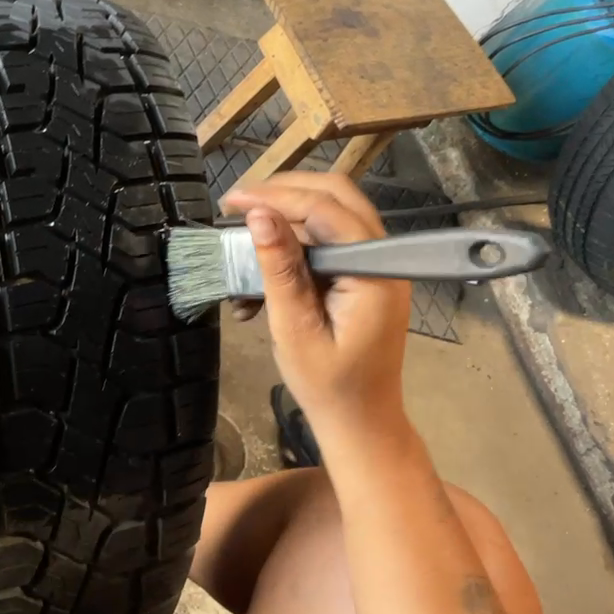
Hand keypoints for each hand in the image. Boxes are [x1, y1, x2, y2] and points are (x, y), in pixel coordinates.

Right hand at [220, 173, 411, 429]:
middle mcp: (382, 258)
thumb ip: (279, 269)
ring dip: (283, 222)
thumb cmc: (327, 384)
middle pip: (335, 196)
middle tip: (236, 205)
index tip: (231, 201)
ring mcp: (374, 264)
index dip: (275, 198)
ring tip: (242, 242)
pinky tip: (260, 276)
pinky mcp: (361, 274)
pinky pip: (326, 241)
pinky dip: (292, 248)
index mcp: (373, 272)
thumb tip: (257, 216)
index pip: (325, 210)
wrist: (360, 420)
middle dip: (282, 194)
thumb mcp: (294, 328)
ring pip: (328, 215)